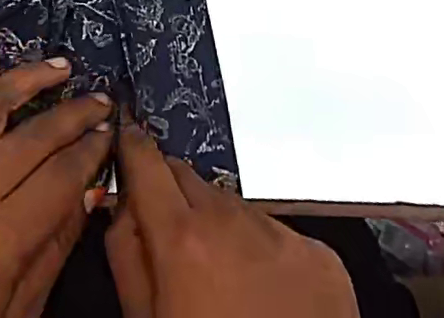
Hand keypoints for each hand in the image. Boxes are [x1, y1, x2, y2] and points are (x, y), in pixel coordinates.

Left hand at [0, 57, 112, 317]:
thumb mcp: (14, 308)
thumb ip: (54, 246)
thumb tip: (88, 194)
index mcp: (0, 237)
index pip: (63, 175)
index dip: (94, 150)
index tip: (110, 134)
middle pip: (37, 134)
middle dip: (77, 113)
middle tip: (100, 101)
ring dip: (29, 77)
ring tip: (59, 67)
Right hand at [106, 124, 358, 317]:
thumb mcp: (145, 317)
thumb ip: (125, 249)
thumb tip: (124, 203)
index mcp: (181, 239)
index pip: (146, 159)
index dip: (133, 148)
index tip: (131, 142)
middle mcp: (231, 222)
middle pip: (187, 177)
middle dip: (175, 196)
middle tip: (178, 243)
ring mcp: (280, 236)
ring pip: (232, 204)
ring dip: (221, 226)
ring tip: (227, 281)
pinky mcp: (320, 256)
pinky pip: (277, 232)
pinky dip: (266, 252)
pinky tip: (267, 294)